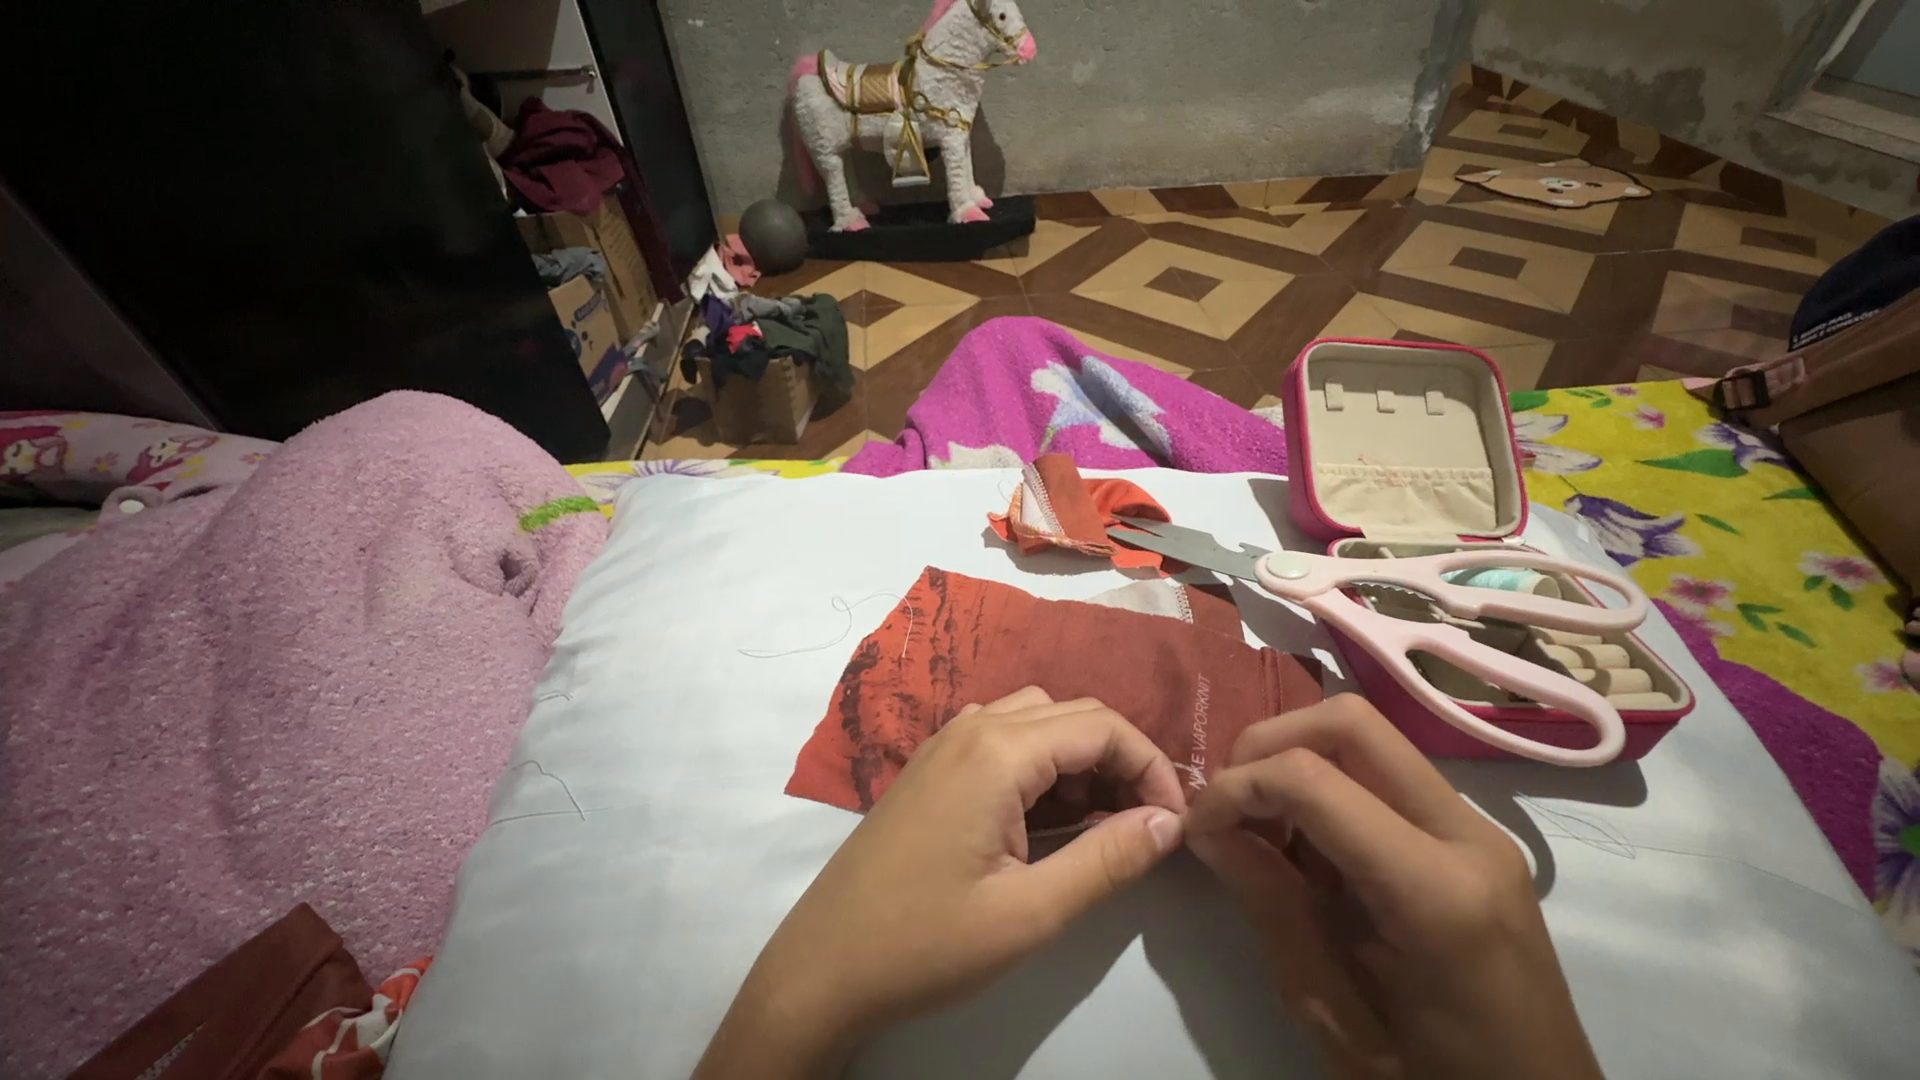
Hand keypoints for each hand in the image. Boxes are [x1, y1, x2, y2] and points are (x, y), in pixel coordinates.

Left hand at [694, 688, 1186, 1078]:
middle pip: (1071, 715)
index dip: (1151, 767)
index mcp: (997, 750)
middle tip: (1144, 826)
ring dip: (1081, 760)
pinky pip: (1004, 742)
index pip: (1101, 727)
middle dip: (1120, 761)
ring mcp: (947, 743)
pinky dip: (1043, 767)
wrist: (825, 964)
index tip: (1174, 824)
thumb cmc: (926, 942)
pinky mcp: (934, 766)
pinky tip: (1048, 819)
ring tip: (1100, 824)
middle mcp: (972, 728)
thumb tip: (1169, 821)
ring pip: (1038, 722)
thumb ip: (1107, 859)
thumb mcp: (1030, 913)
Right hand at [1185, 695, 1602, 1079]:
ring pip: (1366, 736)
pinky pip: (1383, 772)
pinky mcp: (1471, 835)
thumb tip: (1207, 827)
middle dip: (1267, 744)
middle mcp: (1468, 835)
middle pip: (1349, 723)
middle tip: (1231, 802)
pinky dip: (1325, 783)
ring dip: (1296, 760)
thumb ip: (1268, 906)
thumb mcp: (1329, 1013)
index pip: (1312, 780)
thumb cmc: (1428, 1078)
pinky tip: (1306, 843)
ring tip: (1263, 825)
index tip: (1197, 827)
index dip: (1235, 788)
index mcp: (1436, 892)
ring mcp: (1477, 830)